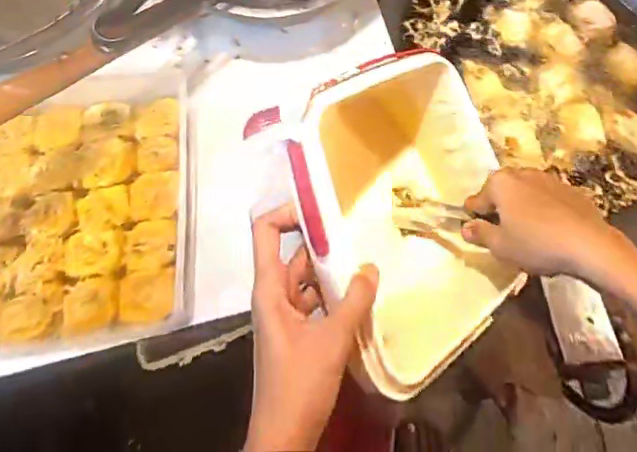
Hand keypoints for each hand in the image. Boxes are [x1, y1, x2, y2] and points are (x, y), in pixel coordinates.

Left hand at [246, 203, 376, 451]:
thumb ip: (353, 302)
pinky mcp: (296, 335)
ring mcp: (284, 315)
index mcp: (269, 287)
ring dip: (331, 271)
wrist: (283, 440)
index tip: (319, 209)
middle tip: (355, 231)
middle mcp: (273, 295)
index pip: (266, 231)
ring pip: (306, 279)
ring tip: (364, 258)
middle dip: (321, 240)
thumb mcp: (331, 341)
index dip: (287, 212)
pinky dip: (333, 296)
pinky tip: (360, 296)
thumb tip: (370, 266)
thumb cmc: (298, 385)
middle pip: (293, 253)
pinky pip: (314, 302)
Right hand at [461, 169, 636, 289]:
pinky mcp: (569, 190)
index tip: (479, 231)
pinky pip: (548, 199)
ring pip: (526, 193)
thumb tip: (465, 227)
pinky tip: (553, 231)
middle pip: (502, 191)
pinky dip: (545, 210)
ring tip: (530, 233)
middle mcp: (521, 173)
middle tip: (505, 234)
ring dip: (523, 208)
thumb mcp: (502, 247)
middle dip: (501, 209)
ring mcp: (547, 179)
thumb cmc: (537, 244)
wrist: (591, 245)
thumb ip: (480, 234)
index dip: (475, 217)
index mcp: (500, 183)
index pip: (477, 199)